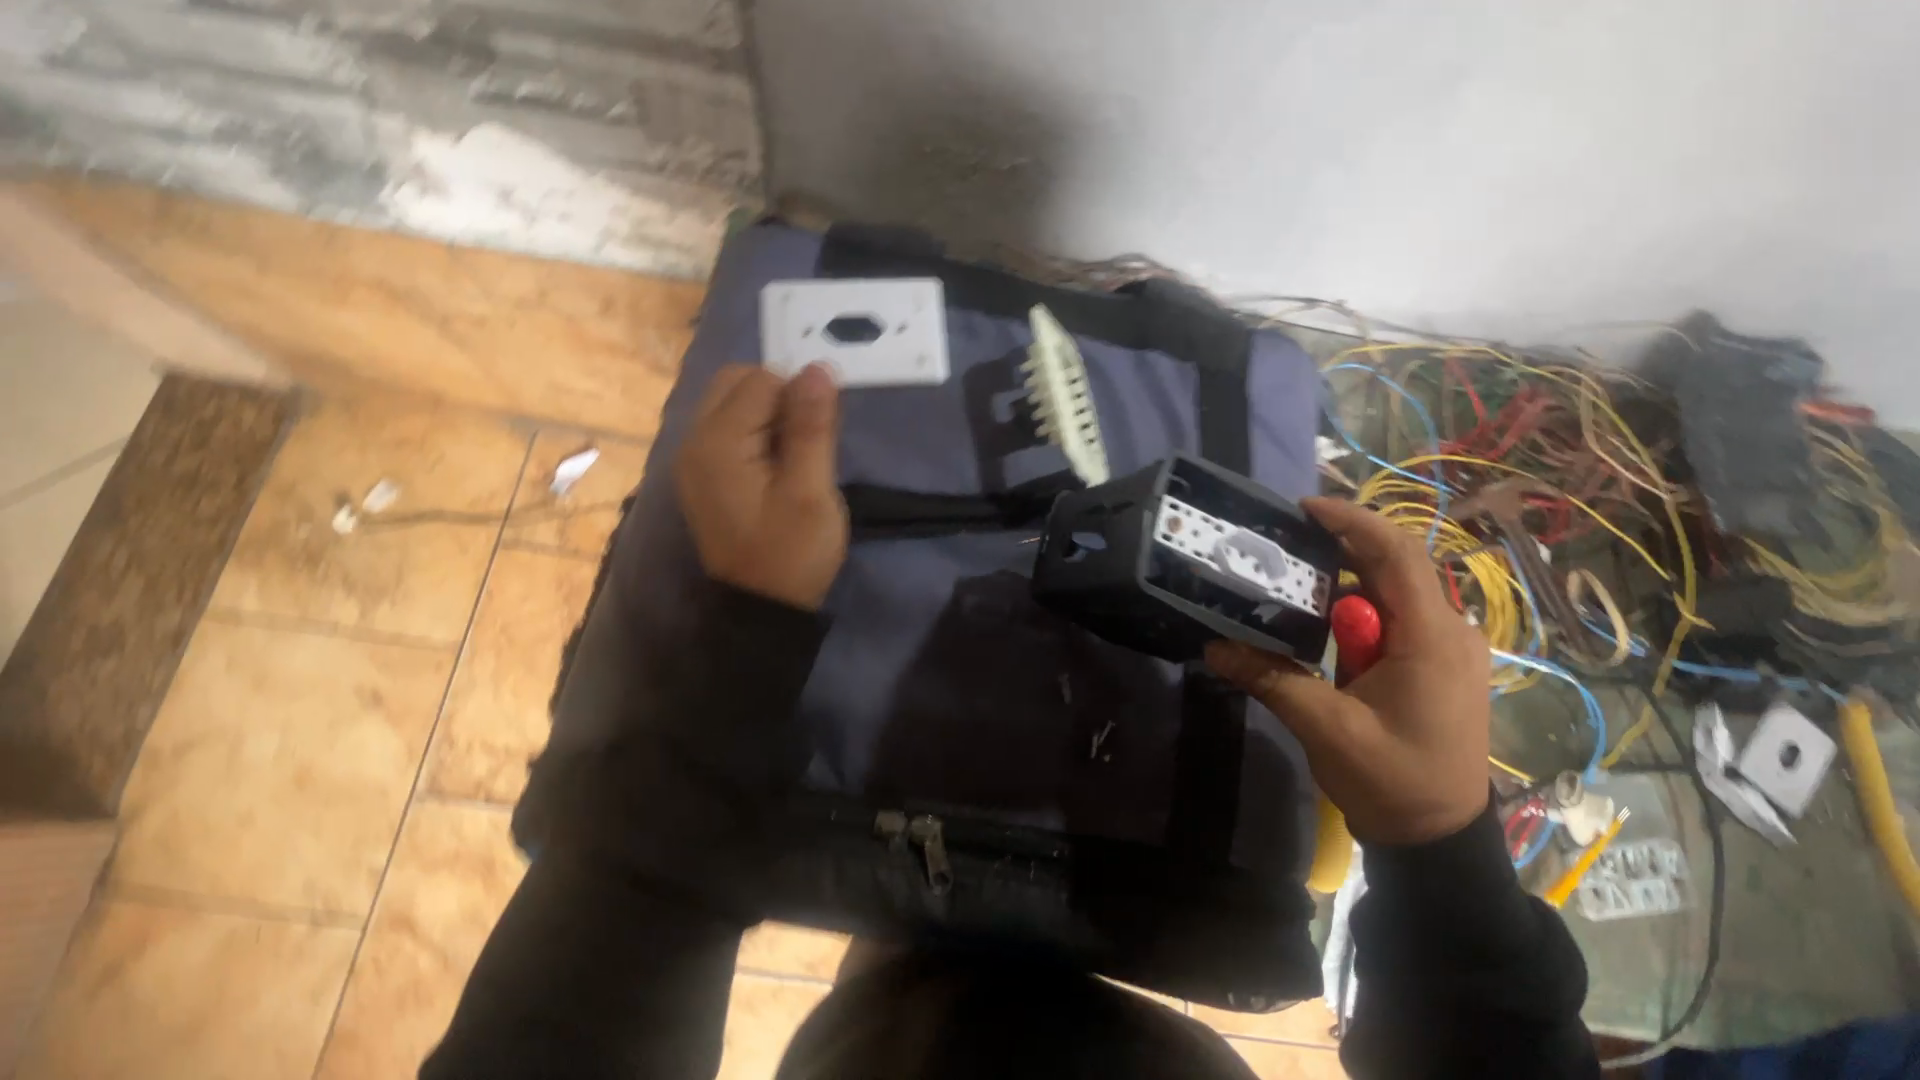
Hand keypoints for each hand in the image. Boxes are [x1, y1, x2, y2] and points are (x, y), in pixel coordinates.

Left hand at [675, 363, 847, 610]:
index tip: (818, 438)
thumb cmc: (791, 554)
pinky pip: (728, 430)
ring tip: (793, 459)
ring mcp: (694, 459)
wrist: (761, 611)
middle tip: (806, 445)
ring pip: (732, 403)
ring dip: (768, 415)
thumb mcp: (811, 492)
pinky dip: (755, 434)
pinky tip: (775, 469)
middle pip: (738, 382)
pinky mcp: (702, 474)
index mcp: (717, 442)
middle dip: (779, 398)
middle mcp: (694, 441)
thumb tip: (817, 367)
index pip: (760, 380)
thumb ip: (811, 427)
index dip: (798, 397)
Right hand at [1205, 497, 1490, 845]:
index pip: (1395, 554)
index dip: (1351, 522)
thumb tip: (1213, 645)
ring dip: (1347, 581)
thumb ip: (1271, 678)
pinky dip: (1362, 608)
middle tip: (1284, 544)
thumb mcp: (1324, 727)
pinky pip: (1401, 617)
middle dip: (1340, 549)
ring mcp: (1450, 648)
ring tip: (1294, 579)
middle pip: (1396, 566)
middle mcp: (1451, 630)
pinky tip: (1324, 621)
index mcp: (1431, 637)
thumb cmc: (1390, 779)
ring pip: (1397, 591)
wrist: (1439, 837)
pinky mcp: (1441, 664)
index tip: (1302, 509)